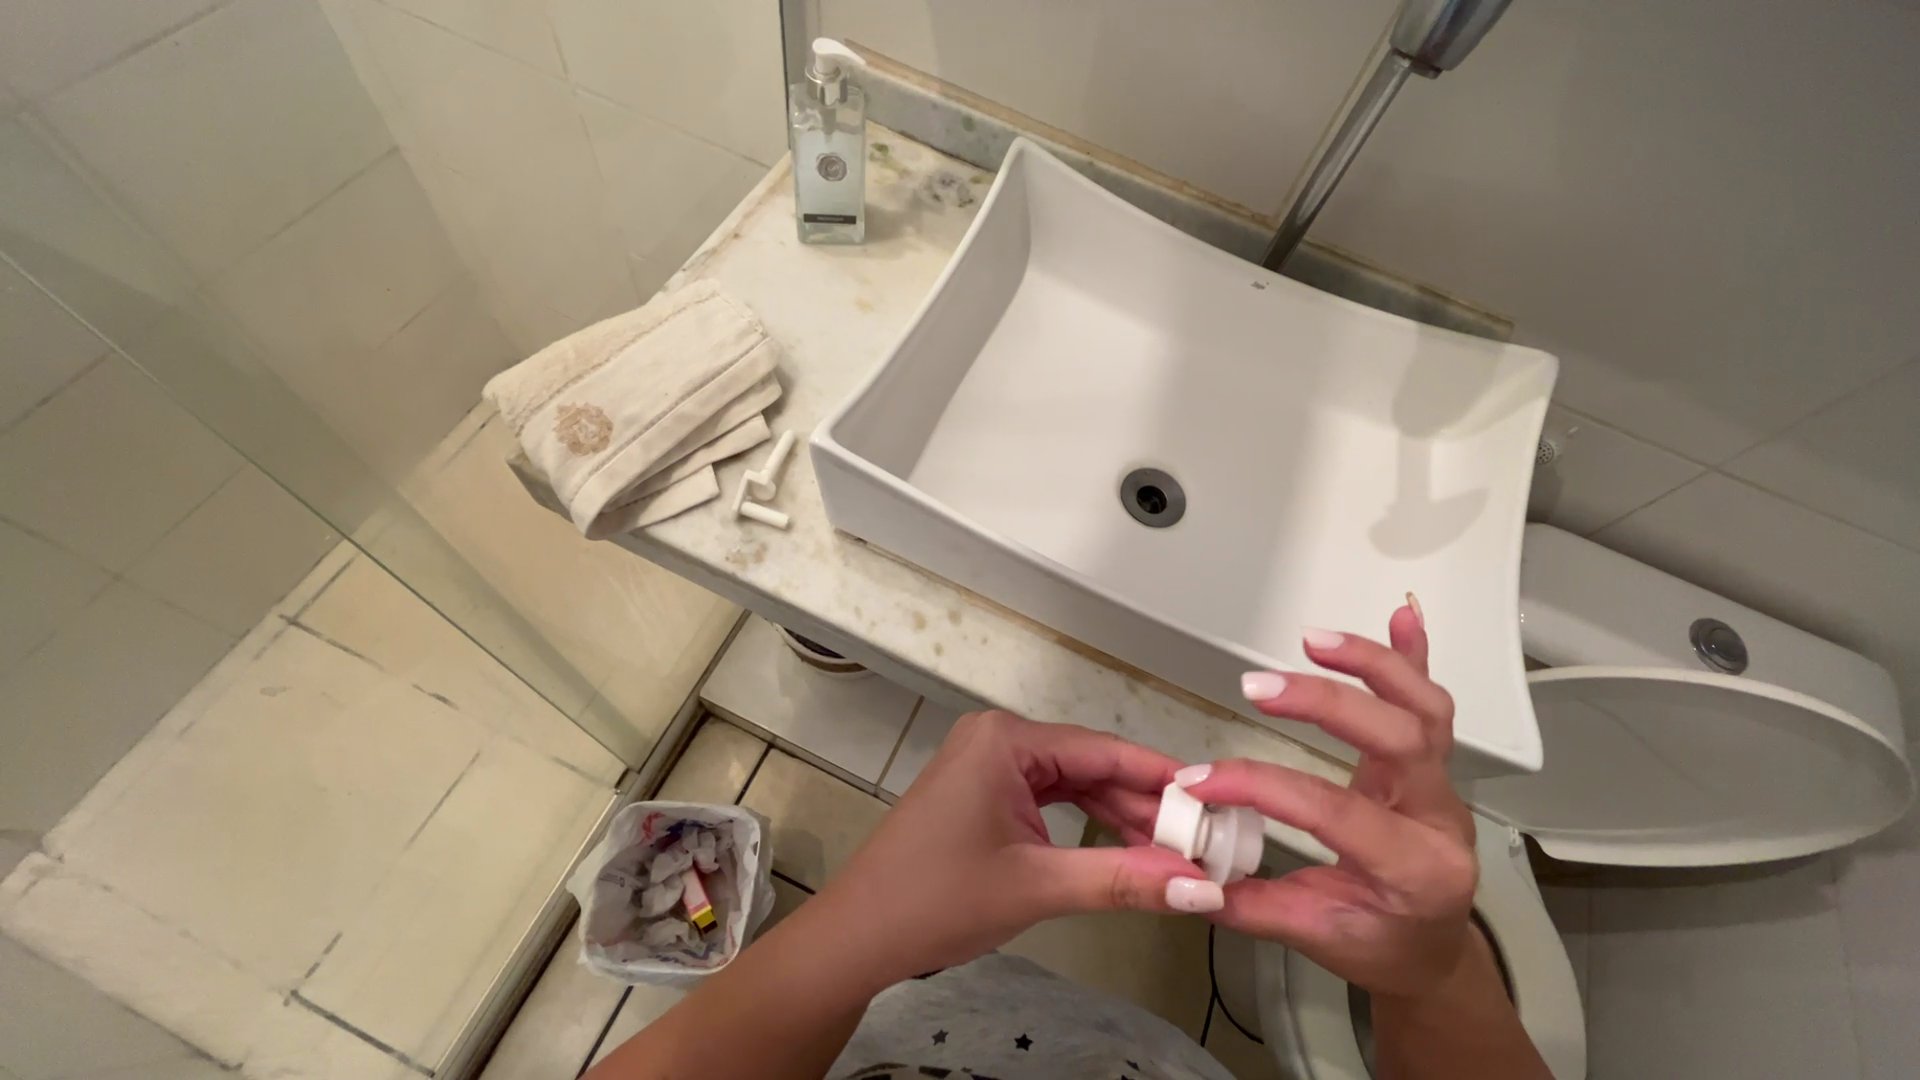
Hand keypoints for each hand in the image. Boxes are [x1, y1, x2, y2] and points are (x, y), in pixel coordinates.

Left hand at [807, 711, 1218, 987]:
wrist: (861, 933)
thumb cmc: (937, 899)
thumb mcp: (1037, 887)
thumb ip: (1122, 879)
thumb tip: (1200, 887)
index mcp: (1005, 739)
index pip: (1102, 750)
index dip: (1163, 777)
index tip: (1215, 801)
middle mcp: (997, 738)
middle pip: (1088, 765)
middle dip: (1143, 803)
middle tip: (1201, 839)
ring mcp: (986, 763)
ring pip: (1070, 782)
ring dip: (1117, 815)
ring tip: (1172, 849)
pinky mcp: (982, 790)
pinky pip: (1046, 797)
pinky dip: (1083, 822)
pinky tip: (1120, 845)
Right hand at [1178, 603, 1481, 998]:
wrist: (1432, 949)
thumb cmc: (1378, 944)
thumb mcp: (1313, 935)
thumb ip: (1249, 902)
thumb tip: (1184, 866)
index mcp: (1413, 869)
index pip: (1331, 811)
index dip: (1260, 788)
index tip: (1199, 782)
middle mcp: (1438, 817)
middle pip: (1401, 738)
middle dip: (1325, 704)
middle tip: (1256, 690)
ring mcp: (1439, 785)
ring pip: (1424, 709)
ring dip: (1372, 665)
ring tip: (1313, 639)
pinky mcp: (1428, 763)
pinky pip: (1429, 700)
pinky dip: (1414, 654)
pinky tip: (1402, 612)